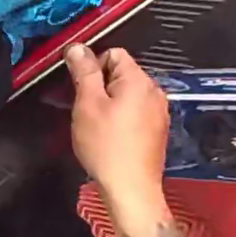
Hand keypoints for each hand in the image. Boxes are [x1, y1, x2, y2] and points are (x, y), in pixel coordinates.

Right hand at [65, 43, 168, 197]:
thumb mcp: (87, 104)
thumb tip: (77, 47)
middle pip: (121, 73)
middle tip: (85, 109)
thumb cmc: (106, 146)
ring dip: (109, 102)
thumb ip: (84, 72)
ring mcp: (158, 111)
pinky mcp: (157, 129)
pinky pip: (135, 111)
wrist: (130, 189)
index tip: (81, 88)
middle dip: (100, 85)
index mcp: (138, 80)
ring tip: (96, 125)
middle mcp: (154, 91)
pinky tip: (110, 136)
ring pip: (126, 93)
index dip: (93, 66)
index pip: (113, 53)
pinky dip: (121, 117)